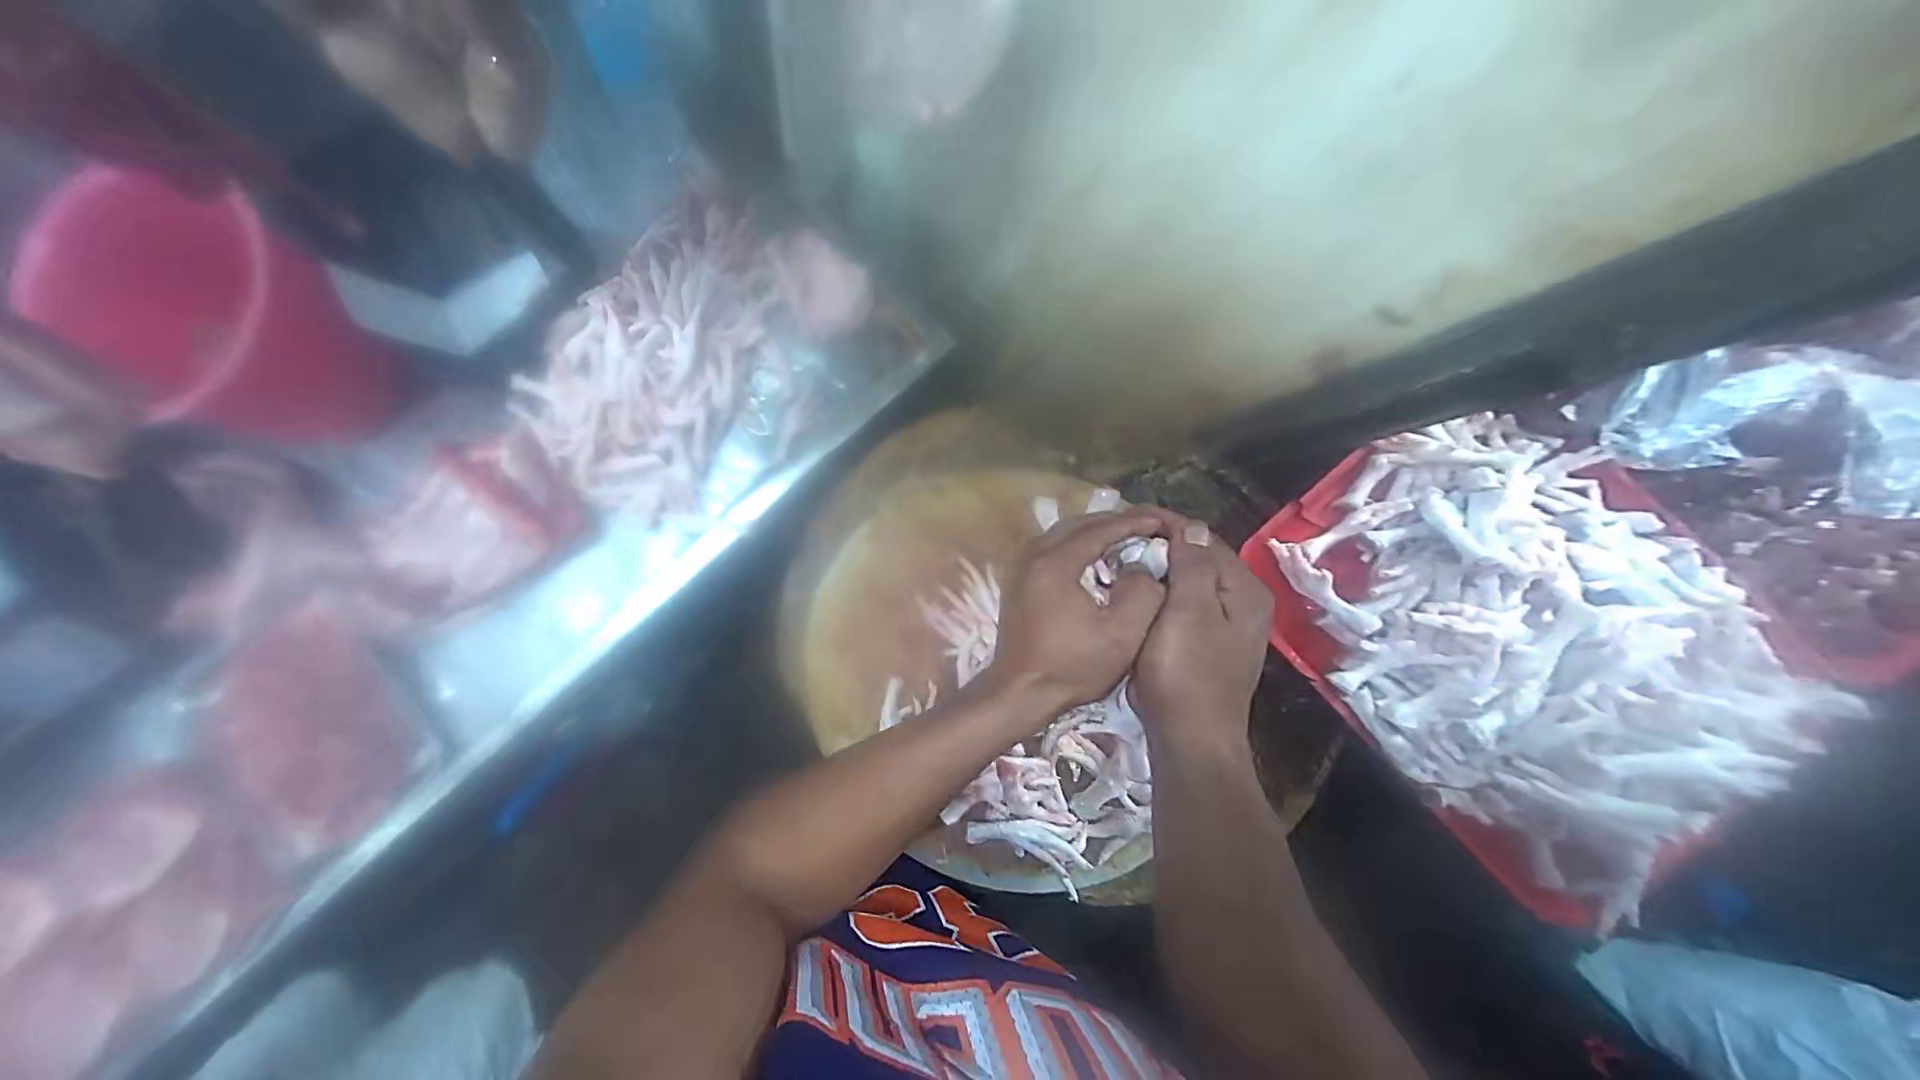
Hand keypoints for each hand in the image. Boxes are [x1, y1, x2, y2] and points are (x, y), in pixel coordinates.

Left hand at [981, 509, 1170, 718]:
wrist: (1020, 693)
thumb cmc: (1072, 666)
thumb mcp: (1122, 634)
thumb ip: (1143, 593)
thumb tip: (1144, 567)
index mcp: (1055, 562)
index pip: (1100, 529)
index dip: (1135, 522)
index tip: (1162, 521)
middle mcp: (1033, 556)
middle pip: (1079, 524)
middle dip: (1116, 521)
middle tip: (1149, 526)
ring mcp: (1021, 568)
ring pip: (1064, 534)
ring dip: (1096, 532)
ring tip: (1128, 537)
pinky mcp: (1018, 582)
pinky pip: (1053, 549)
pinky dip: (1078, 545)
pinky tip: (1097, 558)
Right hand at [1135, 519, 1274, 753]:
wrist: (1191, 741)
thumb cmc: (1186, 673)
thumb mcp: (1187, 612)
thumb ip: (1193, 565)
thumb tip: (1193, 527)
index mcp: (1243, 591)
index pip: (1205, 540)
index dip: (1169, 526)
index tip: (1130, 519)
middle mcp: (1242, 606)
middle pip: (1200, 562)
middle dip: (1164, 549)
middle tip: (1121, 543)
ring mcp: (1226, 630)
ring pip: (1190, 587)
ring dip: (1161, 574)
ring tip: (1124, 566)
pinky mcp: (1208, 649)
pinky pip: (1184, 610)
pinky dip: (1162, 599)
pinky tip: (1138, 601)